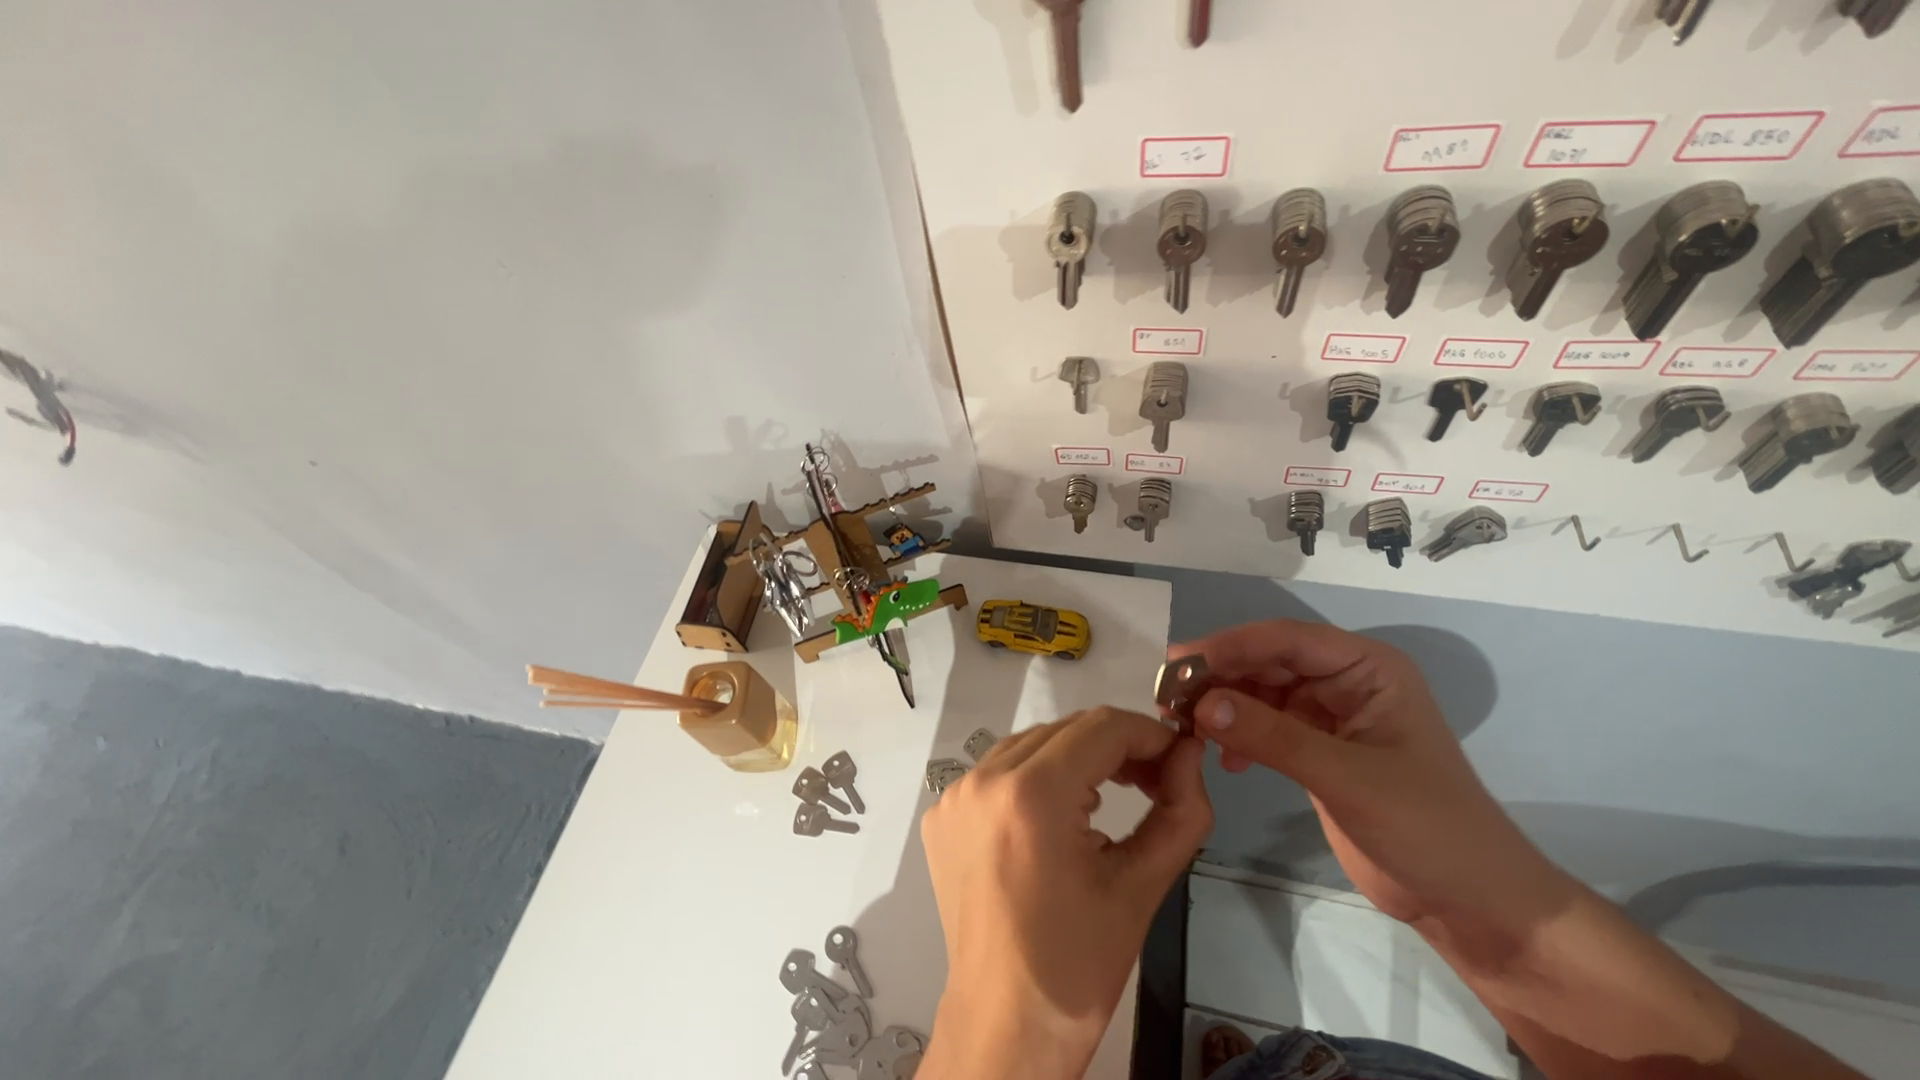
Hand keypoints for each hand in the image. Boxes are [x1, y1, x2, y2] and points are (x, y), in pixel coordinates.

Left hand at [919, 709, 1212, 1078]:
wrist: (1004, 1024)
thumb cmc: (1078, 966)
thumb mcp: (1142, 886)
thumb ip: (1180, 811)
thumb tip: (1191, 754)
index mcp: (1029, 796)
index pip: (1103, 727)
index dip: (1150, 735)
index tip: (1181, 760)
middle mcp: (982, 780)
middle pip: (1066, 730)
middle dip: (1118, 747)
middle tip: (1157, 783)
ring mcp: (954, 797)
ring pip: (1032, 745)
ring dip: (1078, 759)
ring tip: (1113, 798)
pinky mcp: (942, 816)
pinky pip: (999, 773)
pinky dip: (1037, 779)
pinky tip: (1061, 819)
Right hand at [1173, 620, 1569, 934]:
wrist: (1468, 901)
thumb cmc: (1426, 827)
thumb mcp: (1347, 777)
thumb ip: (1274, 737)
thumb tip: (1202, 705)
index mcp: (1368, 669)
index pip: (1288, 640)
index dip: (1231, 646)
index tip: (1179, 663)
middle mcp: (1347, 682)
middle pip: (1268, 663)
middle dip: (1220, 677)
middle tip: (1166, 696)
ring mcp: (1331, 717)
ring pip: (1262, 694)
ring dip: (1224, 706)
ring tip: (1183, 725)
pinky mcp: (1318, 752)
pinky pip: (1266, 727)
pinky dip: (1239, 736)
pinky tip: (1224, 759)